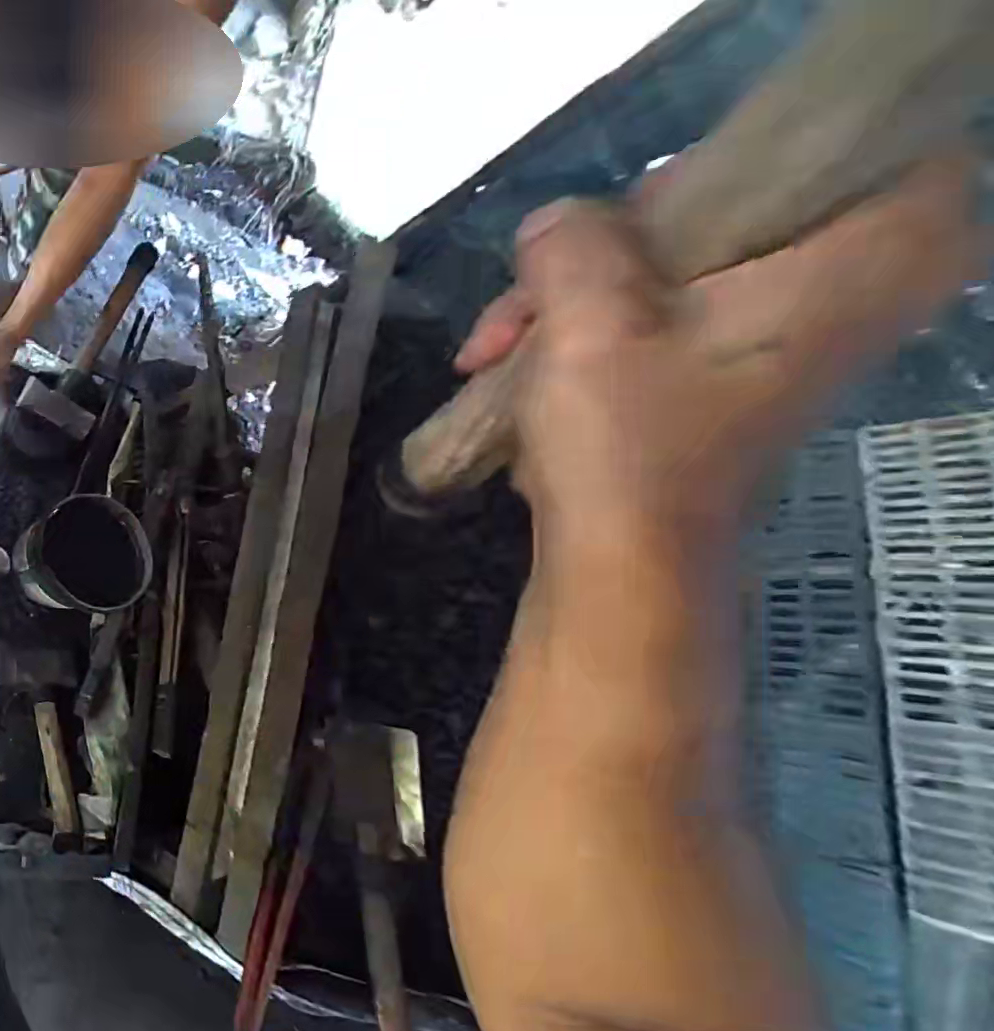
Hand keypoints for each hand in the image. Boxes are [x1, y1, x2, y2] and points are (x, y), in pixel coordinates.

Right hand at [459, 153, 982, 550]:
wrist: (620, 552)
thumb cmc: (624, 440)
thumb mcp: (586, 324)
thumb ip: (571, 244)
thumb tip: (552, 221)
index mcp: (870, 250)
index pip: (807, 148)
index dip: (695, 178)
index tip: (608, 233)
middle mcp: (853, 282)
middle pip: (713, 216)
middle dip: (593, 262)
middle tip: (516, 312)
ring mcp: (787, 332)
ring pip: (664, 272)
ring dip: (566, 305)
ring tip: (489, 356)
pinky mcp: (729, 371)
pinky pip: (654, 318)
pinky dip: (584, 335)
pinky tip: (516, 368)